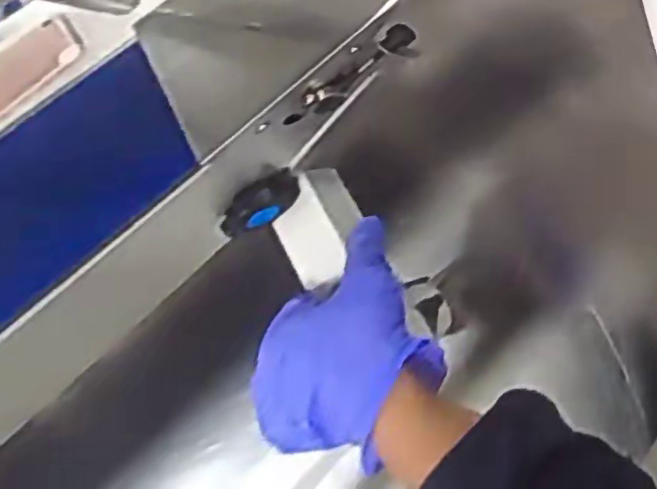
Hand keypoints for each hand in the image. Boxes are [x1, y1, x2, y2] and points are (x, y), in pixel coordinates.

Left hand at [253, 216, 445, 473]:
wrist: (383, 394)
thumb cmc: (368, 340)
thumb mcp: (372, 278)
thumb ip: (365, 250)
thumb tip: (365, 229)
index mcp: (280, 331)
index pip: (305, 303)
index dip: (335, 295)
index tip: (355, 295)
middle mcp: (273, 369)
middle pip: (308, 337)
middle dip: (334, 328)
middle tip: (367, 321)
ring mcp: (285, 402)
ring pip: (313, 370)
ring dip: (335, 361)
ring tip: (370, 350)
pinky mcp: (303, 427)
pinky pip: (319, 401)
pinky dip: (335, 391)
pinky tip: (360, 379)